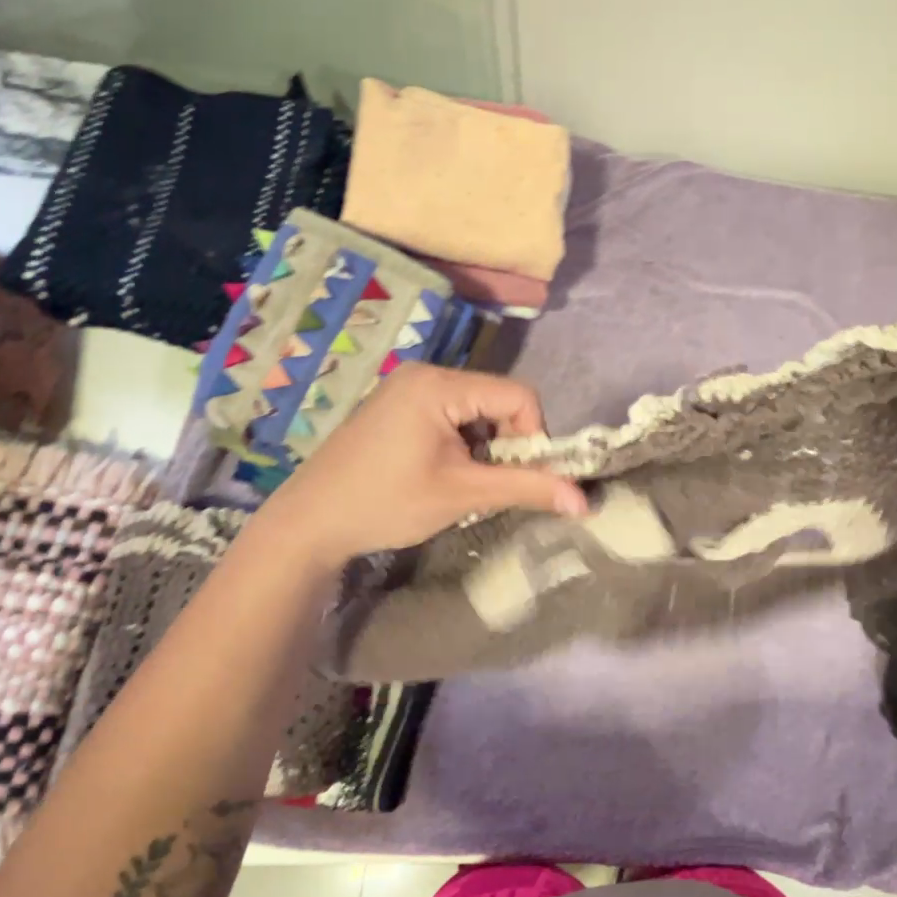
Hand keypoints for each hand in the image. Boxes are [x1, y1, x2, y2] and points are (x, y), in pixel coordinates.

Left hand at [251, 363, 587, 564]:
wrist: (310, 522)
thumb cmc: (387, 503)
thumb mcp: (464, 495)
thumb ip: (527, 489)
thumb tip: (586, 502)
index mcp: (439, 385)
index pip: (518, 396)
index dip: (533, 436)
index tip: (520, 476)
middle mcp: (425, 374)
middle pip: (499, 400)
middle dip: (508, 443)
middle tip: (490, 483)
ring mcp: (407, 388)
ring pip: (478, 410)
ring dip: (486, 447)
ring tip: (465, 483)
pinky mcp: (398, 406)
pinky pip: (452, 415)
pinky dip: (464, 444)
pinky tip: (445, 474)